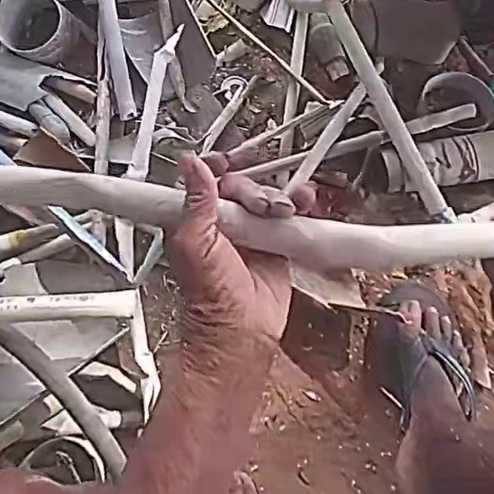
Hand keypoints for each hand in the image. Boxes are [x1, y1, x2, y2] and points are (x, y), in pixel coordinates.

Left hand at [166, 153, 301, 376]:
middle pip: (243, 185)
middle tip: (258, 206)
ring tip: (282, 211)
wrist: (242, 331)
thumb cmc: (210, 298)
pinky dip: (299, 206)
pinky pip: (289, 216)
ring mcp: (252, 232)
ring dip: (279, 196)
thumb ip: (196, 203)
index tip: (232, 162)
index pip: (208, 180)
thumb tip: (191, 166)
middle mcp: (224, 223)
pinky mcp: (276, 243)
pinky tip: (303, 204)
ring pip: (268, 197)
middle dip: (254, 188)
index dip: (221, 166)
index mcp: (196, 220)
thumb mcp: (194, 244)